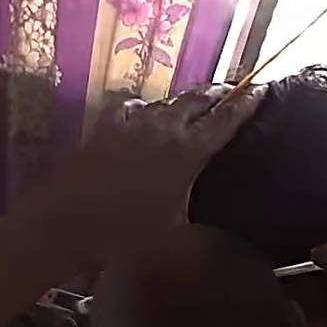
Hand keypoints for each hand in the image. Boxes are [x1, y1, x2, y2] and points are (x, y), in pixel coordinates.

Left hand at [24, 86, 262, 268]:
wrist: (64, 224)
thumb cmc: (123, 236)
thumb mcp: (175, 240)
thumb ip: (204, 234)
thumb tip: (225, 239)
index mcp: (186, 152)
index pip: (225, 120)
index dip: (247, 103)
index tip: (262, 87)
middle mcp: (161, 130)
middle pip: (196, 101)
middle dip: (218, 93)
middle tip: (233, 89)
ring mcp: (129, 126)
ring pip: (164, 103)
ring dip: (183, 101)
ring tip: (195, 102)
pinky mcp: (103, 129)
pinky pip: (131, 108)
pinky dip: (145, 108)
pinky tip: (143, 114)